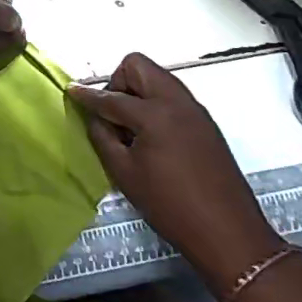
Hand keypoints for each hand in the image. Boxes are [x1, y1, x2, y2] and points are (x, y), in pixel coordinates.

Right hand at [68, 54, 282, 292]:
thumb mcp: (124, 173)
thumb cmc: (170, 205)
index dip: (87, 95)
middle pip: (138, 66)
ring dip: (137, 91)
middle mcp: (177, 102)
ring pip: (158, 78)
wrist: (229, 234)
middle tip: (111, 114)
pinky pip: (172, 96)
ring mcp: (195, 111)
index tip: (72, 91)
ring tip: (130, 126)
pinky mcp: (206, 124)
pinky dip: (155, 104)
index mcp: (154, 114)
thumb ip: (102, 137)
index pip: (111, 97)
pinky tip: (151, 136)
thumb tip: (95, 118)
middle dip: (117, 82)